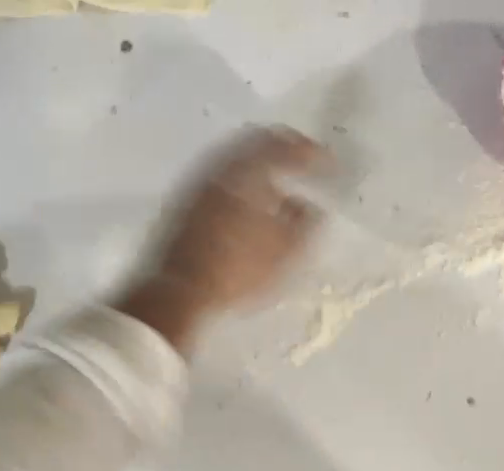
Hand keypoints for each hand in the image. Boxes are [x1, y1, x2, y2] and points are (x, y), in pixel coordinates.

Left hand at [116, 126, 330, 351]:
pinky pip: (217, 188)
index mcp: (247, 169)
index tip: (329, 163)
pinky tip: (244, 217)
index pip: (286, 144)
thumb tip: (309, 208)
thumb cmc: (235, 271)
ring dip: (257, 176)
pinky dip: (236, 193)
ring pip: (233, 168)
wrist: (175, 293)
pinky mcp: (179, 211)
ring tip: (274, 196)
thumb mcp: (283, 253)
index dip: (313, 153)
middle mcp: (218, 168)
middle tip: (301, 168)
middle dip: (281, 155)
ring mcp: (194, 187)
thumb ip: (305, 224)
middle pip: (255, 147)